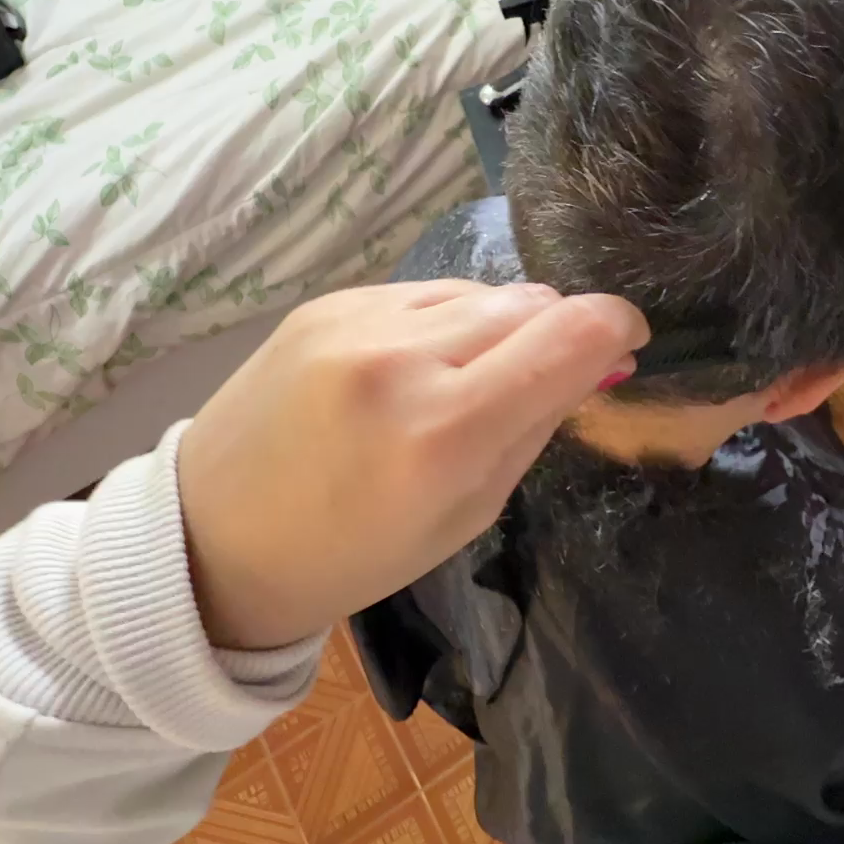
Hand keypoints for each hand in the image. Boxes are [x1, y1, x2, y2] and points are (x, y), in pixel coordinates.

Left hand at [178, 280, 647, 648]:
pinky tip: (427, 362)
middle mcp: (401, 357)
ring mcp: (356, 318)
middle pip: (534, 301)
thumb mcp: (472, 511)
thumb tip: (598, 364)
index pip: (571, 336)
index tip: (629, 343)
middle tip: (553, 374)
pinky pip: (432, 292)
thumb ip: (539, 425)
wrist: (214, 537)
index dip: (619, 327)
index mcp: (444, 432)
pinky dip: (455, 320)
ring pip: (486, 289)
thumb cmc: (359, 554)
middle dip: (564, 331)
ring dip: (509, 325)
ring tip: (478, 375)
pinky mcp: (328, 300)